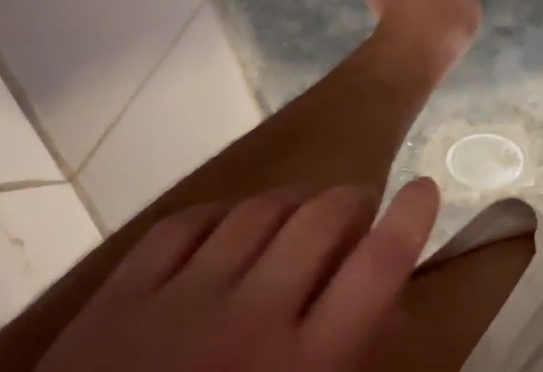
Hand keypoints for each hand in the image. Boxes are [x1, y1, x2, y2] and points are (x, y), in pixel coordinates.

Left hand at [33, 180, 439, 371]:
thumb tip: (391, 310)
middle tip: (355, 215)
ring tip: (296, 218)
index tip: (423, 189)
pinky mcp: (118, 300)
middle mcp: (251, 321)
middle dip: (353, 202)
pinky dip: (221, 216)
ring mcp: (181, 303)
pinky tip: (229, 227)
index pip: (379, 266)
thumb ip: (349, 367)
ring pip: (261, 209)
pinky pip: (186, 224)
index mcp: (304, 369)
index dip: (411, 216)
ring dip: (293, 203)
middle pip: (324, 218)